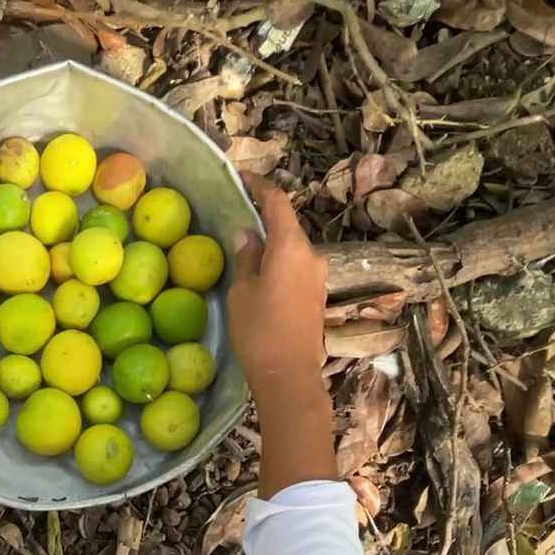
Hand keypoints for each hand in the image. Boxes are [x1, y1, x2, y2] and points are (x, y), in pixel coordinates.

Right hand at [227, 175, 338, 494]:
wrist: (288, 376)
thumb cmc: (259, 331)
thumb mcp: (242, 292)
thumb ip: (245, 258)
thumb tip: (247, 233)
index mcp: (291, 246)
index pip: (277, 202)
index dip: (259, 186)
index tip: (241, 178)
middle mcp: (312, 255)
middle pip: (286, 227)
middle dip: (263, 221)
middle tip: (237, 220)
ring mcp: (317, 278)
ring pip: (291, 251)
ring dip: (271, 248)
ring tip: (245, 254)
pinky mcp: (316, 298)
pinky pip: (295, 271)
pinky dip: (278, 267)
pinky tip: (260, 280)